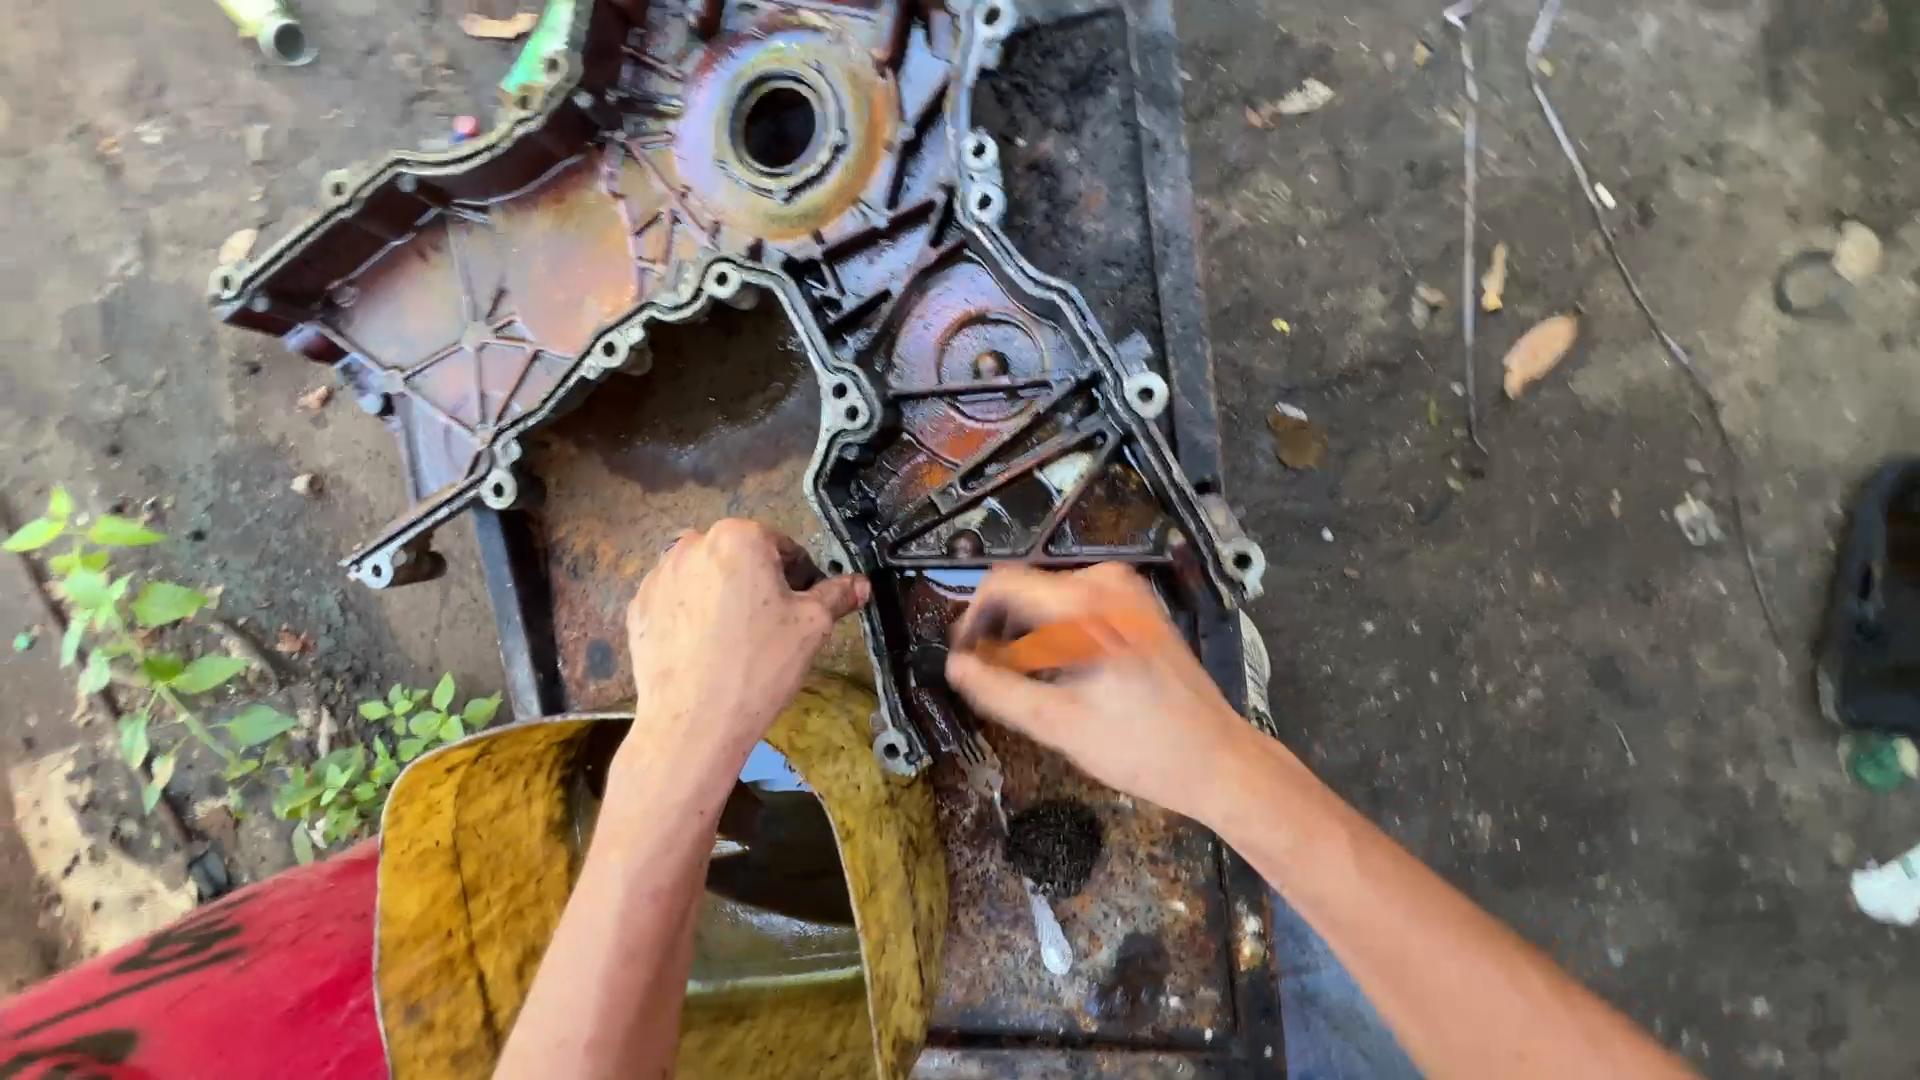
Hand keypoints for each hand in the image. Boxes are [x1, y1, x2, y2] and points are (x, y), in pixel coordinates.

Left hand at [620, 520, 868, 785]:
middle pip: (742, 557)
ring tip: (736, 641)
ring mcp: (660, 575)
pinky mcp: (639, 607)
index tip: (800, 609)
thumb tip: (861, 583)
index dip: (800, 578)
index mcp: (740, 536)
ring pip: (708, 577)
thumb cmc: (760, 665)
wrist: (693, 722)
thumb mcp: (812, 626)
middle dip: (760, 583)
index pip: (784, 547)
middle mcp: (693, 544)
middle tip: (771, 627)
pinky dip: (694, 615)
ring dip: (725, 596)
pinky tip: (706, 650)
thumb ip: (837, 595)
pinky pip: (678, 600)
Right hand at [943, 563, 1253, 822]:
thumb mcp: (1057, 725)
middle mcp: (1107, 583)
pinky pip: (1076, 604)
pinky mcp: (1137, 605)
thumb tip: (955, 667)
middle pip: (1024, 589)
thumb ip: (997, 691)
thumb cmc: (1142, 747)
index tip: (964, 655)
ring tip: (1027, 681)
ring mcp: (1126, 591)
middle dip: (1000, 631)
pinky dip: (1055, 631)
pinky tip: (1059, 671)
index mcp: (1086, 606)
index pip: (1001, 584)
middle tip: (993, 676)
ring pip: (1047, 597)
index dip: (971, 619)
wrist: (1217, 759)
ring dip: (1027, 634)